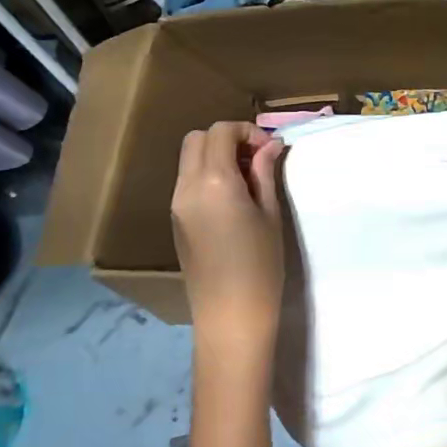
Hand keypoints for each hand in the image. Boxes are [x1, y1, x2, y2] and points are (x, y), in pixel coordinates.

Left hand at [172, 121, 286, 338]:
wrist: (231, 315)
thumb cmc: (261, 265)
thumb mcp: (270, 214)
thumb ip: (265, 172)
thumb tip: (270, 145)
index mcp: (214, 181)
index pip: (220, 132)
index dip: (247, 130)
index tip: (269, 148)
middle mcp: (187, 186)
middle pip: (197, 139)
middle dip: (227, 138)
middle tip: (256, 158)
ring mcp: (176, 203)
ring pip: (189, 158)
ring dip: (215, 155)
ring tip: (247, 178)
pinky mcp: (175, 219)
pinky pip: (187, 180)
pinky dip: (207, 173)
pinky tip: (232, 196)